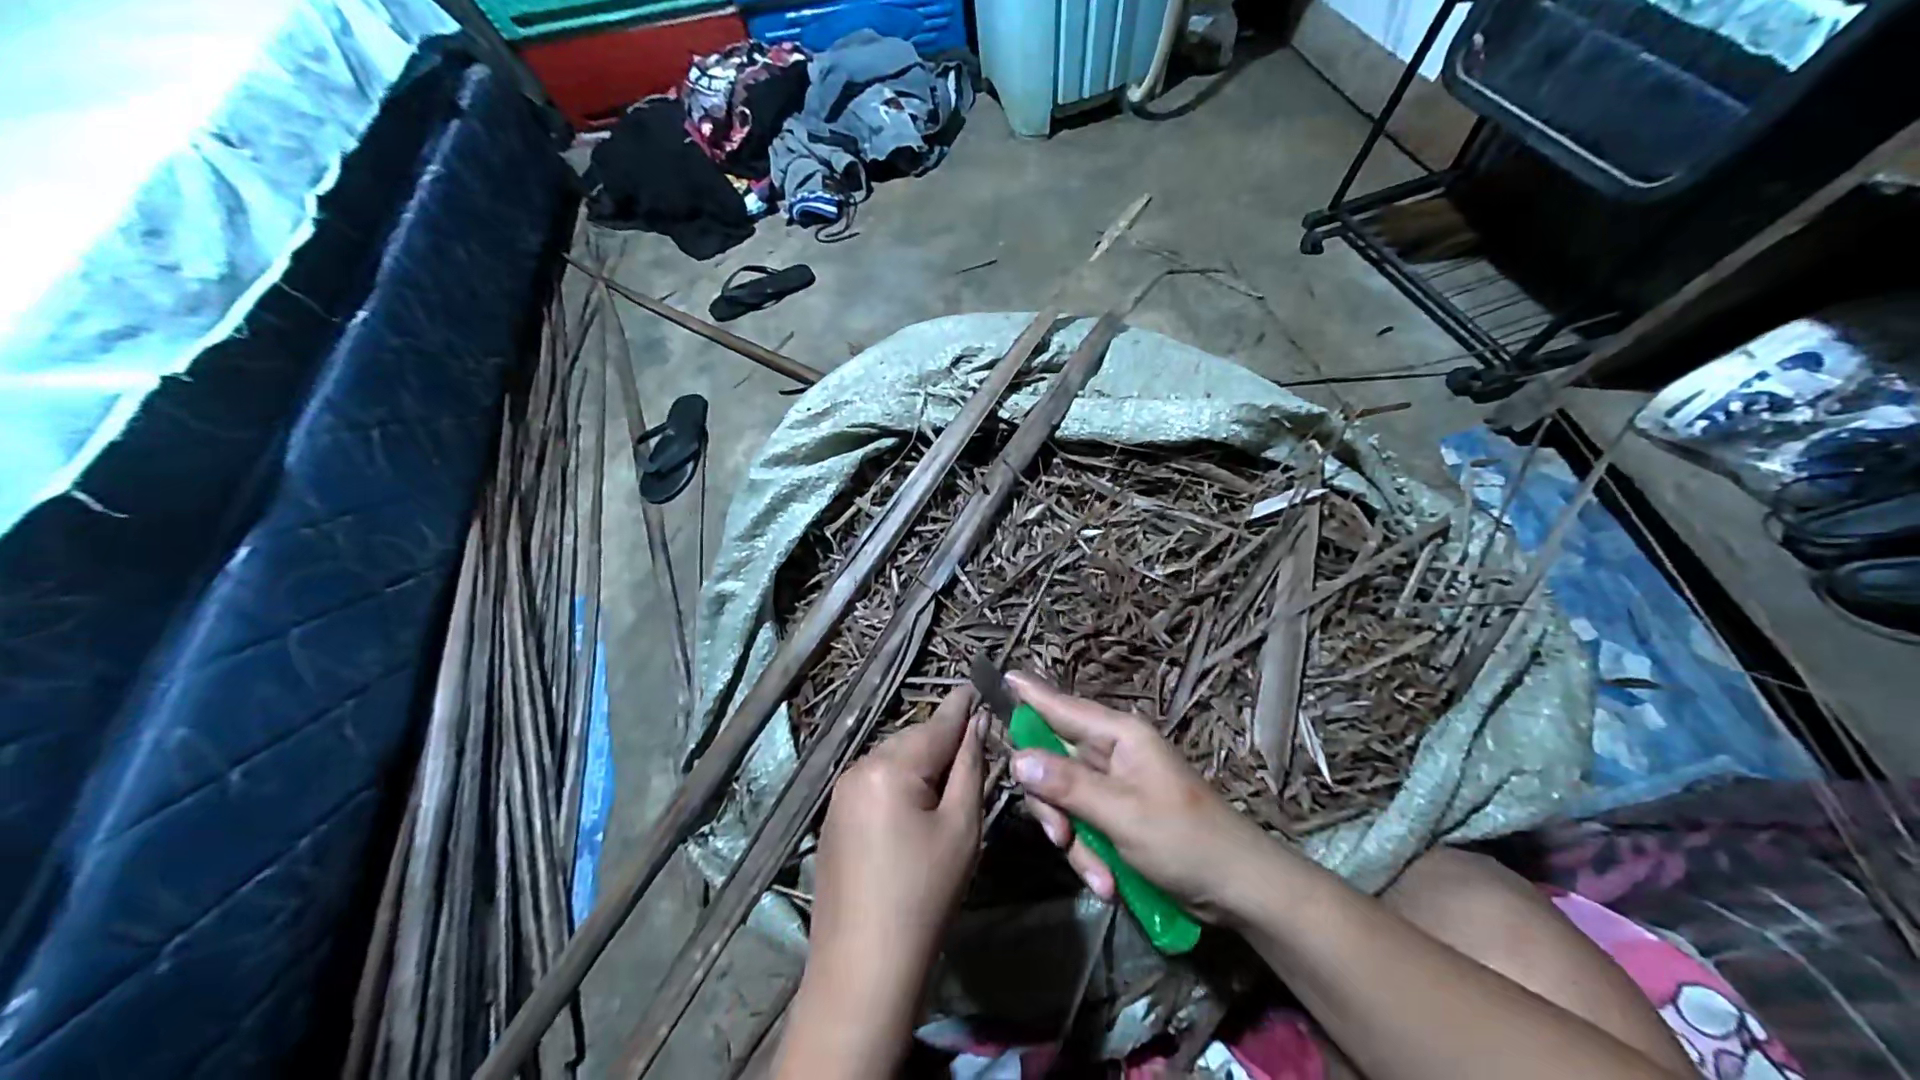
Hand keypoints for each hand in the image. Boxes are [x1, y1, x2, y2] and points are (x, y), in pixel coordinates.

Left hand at [779, 687, 983, 1079]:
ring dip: (922, 764)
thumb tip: (975, 725)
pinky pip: (875, 786)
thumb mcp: (961, 828)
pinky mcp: (834, 820)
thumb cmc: (924, 895)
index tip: (979, 684)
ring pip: (893, 762)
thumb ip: (969, 768)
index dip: (962, 706)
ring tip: (952, 780)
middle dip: (943, 740)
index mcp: (888, 767)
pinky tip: (917, 809)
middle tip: (977, 745)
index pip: (936, 725)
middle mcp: (857, 768)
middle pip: (911, 741)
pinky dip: (901, 786)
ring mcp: (839, 795)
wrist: (863, 968)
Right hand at [1008, 671, 1278, 920]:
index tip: (1000, 677)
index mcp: (1119, 736)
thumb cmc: (1185, 840)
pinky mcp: (1118, 816)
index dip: (1030, 694)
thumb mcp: (1121, 813)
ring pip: (1066, 801)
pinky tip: (1107, 883)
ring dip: (1076, 841)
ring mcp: (1115, 786)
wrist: (1238, 889)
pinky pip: (1084, 825)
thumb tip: (1018, 759)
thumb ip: (1067, 785)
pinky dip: (1091, 854)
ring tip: (1098, 877)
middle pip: (1054, 763)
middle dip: (1053, 806)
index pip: (1063, 706)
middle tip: (1058, 838)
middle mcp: (1113, 753)